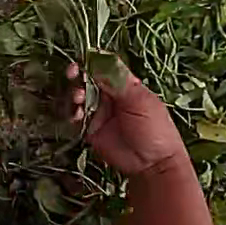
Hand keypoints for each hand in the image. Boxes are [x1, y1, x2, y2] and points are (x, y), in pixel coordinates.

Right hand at [68, 59, 188, 178]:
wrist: (152, 164)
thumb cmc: (153, 128)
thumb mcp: (139, 101)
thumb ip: (117, 82)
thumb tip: (98, 61)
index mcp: (125, 84)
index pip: (105, 67)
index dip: (92, 61)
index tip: (81, 60)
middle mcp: (110, 95)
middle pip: (88, 79)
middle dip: (77, 75)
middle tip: (72, 73)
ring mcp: (99, 112)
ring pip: (79, 96)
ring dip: (74, 93)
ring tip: (78, 98)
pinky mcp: (90, 128)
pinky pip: (75, 116)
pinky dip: (72, 112)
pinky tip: (77, 115)